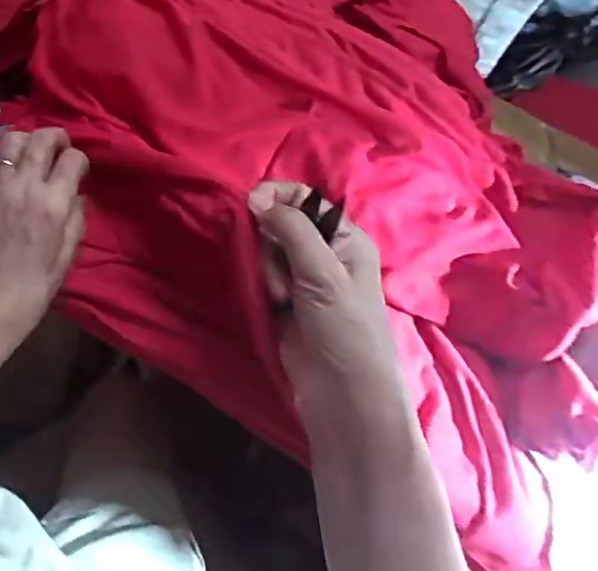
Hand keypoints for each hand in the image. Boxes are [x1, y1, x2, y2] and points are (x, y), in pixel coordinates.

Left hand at [0, 128, 87, 365]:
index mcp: (53, 203)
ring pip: (10, 141)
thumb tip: (76, 194)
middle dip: (56, 136)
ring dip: (24, 140)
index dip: (80, 160)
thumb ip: (75, 219)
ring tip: (28, 152)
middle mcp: (25, 186)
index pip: (72, 159)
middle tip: (58, 146)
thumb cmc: (34, 286)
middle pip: (42, 139)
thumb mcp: (66, 256)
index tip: (78, 170)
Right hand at [248, 181, 405, 409]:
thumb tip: (256, 198)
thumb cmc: (345, 331)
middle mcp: (325, 252)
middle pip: (280, 222)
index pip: (305, 198)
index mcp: (345, 238)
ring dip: (266, 269)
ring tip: (281, 298)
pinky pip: (261, 274)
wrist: (345, 401)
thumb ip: (291, 230)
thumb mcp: (323, 274)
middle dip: (270, 241)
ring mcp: (303, 278)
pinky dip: (260, 283)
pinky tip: (272, 303)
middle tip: (281, 274)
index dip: (277, 196)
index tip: (252, 205)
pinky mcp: (285, 301)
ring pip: (267, 248)